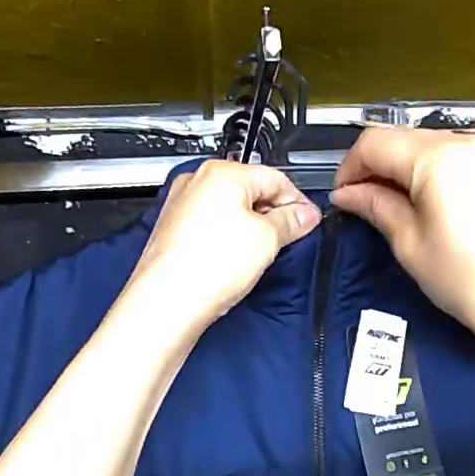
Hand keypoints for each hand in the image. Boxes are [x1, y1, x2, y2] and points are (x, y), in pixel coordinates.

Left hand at [122, 160, 321, 333]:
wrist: (166, 302)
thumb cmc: (204, 268)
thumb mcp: (267, 240)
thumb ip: (291, 221)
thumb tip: (305, 214)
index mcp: (220, 173)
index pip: (275, 178)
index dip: (297, 202)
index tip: (308, 221)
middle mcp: (196, 182)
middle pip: (251, 191)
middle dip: (273, 215)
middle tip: (288, 239)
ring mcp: (182, 206)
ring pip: (231, 210)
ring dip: (251, 230)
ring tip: (258, 256)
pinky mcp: (174, 231)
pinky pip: (212, 227)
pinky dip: (229, 240)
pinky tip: (234, 262)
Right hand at [331, 125, 474, 339]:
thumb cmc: (464, 279)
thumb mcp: (408, 242)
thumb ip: (375, 205)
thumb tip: (348, 193)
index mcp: (438, 159)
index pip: (375, 142)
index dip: (351, 167)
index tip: (344, 194)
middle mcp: (468, 143)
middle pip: (404, 138)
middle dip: (378, 166)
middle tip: (364, 201)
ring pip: (432, 144)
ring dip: (408, 167)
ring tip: (399, 204)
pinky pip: (460, 155)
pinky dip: (438, 170)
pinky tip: (433, 201)